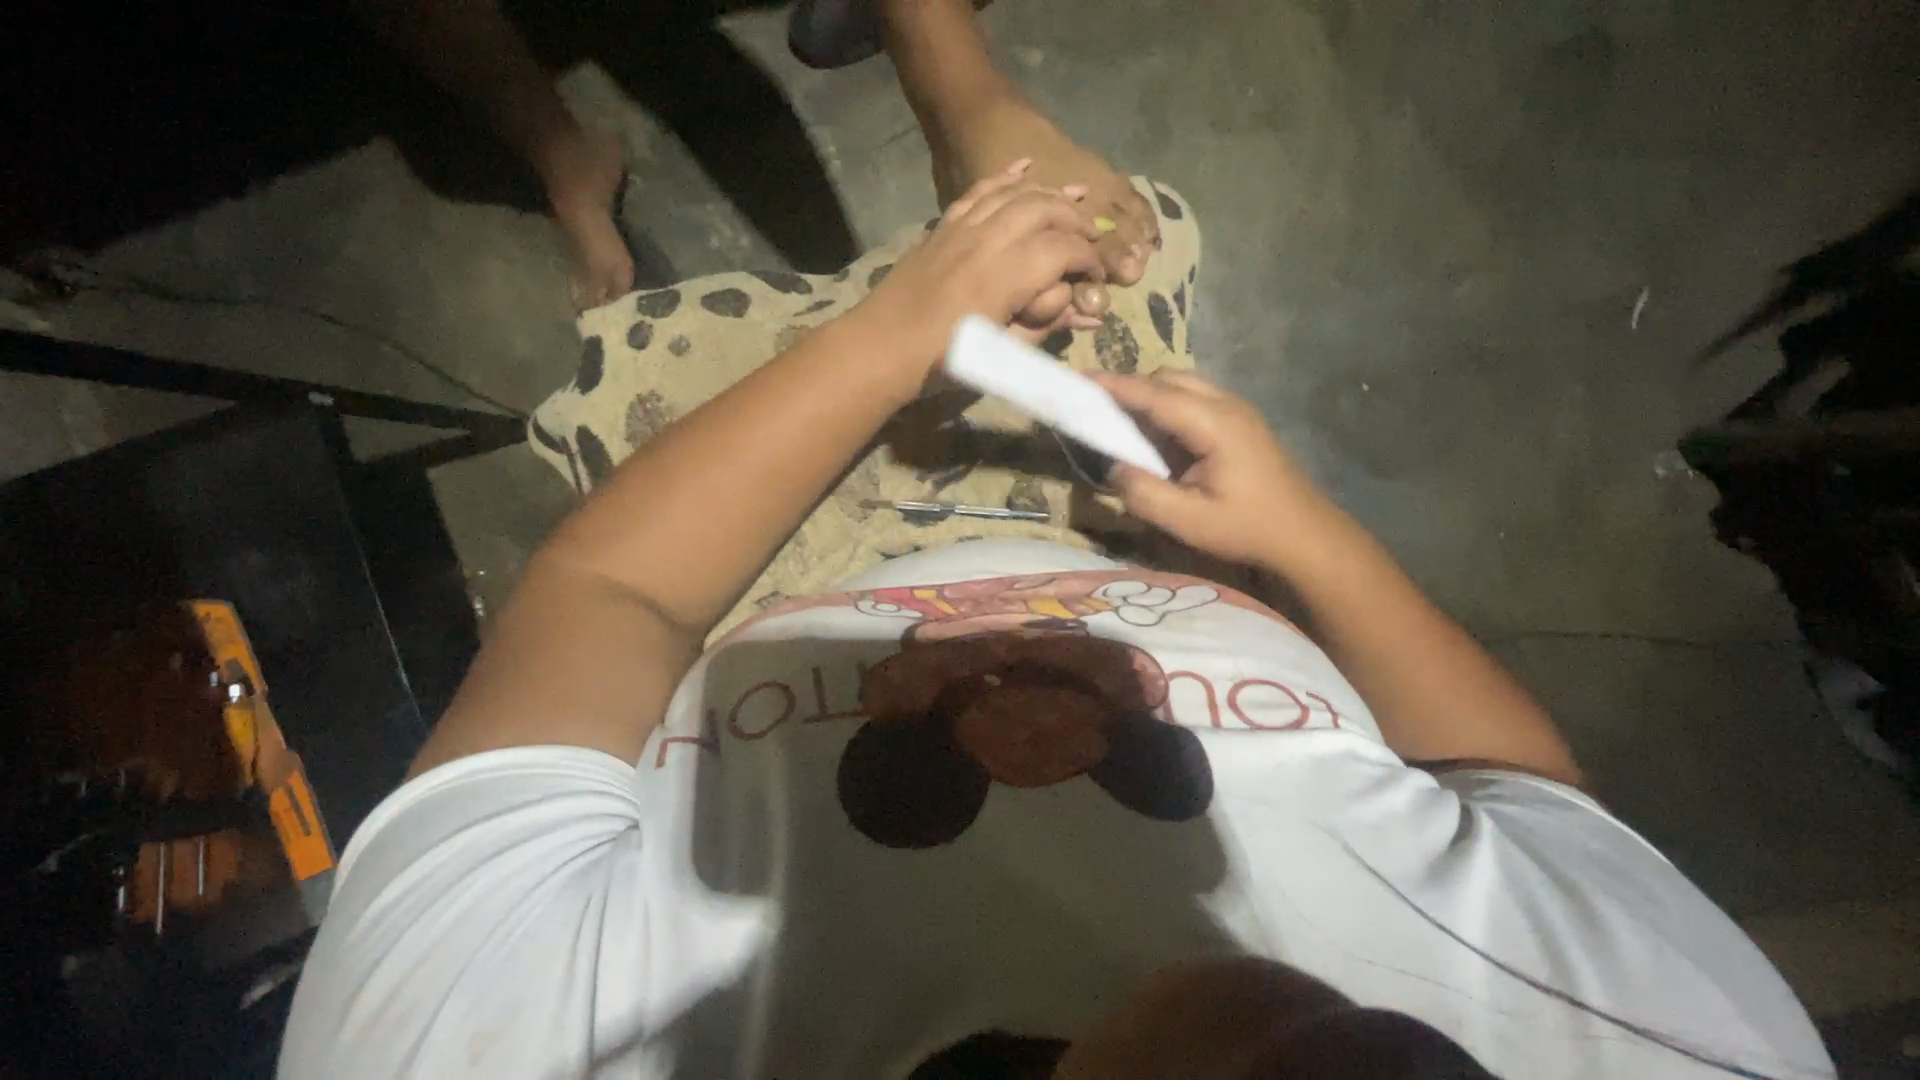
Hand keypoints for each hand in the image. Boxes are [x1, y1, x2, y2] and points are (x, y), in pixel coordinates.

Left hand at [855, 160, 1104, 375]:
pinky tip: (1025, 170)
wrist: (881, 348)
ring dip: (1050, 194)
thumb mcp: (1002, 356)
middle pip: (1045, 208)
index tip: (1098, 277)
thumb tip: (1089, 313)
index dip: (1090, 260)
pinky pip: (980, 191)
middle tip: (1092, 242)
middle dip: (1076, 221)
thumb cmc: (943, 361)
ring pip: (1015, 193)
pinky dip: (1007, 178)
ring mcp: (963, 228)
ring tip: (1074, 202)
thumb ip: (1046, 327)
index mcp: (1004, 276)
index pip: (1064, 250)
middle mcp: (987, 240)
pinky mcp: (944, 226)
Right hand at [1092, 371, 1347, 568]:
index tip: (1081, 378)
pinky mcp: (1238, 421)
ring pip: (1182, 385)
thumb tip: (1115, 467)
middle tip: (1097, 409)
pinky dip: (1166, 407)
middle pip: (1169, 379)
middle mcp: (1226, 405)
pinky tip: (1155, 437)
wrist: (1303, 534)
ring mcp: (1236, 410)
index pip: (1155, 394)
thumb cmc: (1246, 528)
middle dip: (1131, 387)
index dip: (1116, 385)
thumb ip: (1144, 493)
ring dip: (1150, 397)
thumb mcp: (1188, 521)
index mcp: (1215, 424)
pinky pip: (1194, 399)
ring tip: (1121, 424)